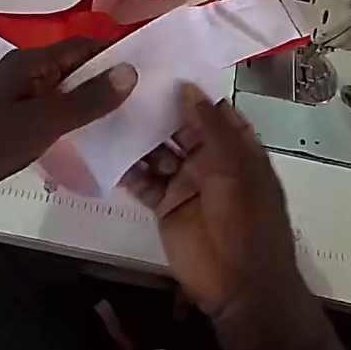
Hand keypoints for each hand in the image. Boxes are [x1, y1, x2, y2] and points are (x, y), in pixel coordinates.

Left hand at [0, 37, 136, 219]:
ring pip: (61, 93)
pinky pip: (47, 113)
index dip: (115, 50)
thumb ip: (87, 99)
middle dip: (107, 78)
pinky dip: (70, 120)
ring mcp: (12, 99)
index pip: (81, 46)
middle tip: (147, 94)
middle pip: (72, 67)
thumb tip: (131, 70)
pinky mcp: (6, 123)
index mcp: (28, 63)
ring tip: (127, 116)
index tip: (150, 62)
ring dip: (89, 101)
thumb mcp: (43, 121)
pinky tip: (88, 137)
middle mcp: (21, 74)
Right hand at [123, 84, 303, 318]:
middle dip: (157, 111)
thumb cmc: (246, 219)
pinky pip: (143, 182)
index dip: (191, 92)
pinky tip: (104, 152)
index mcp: (235, 149)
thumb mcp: (234, 167)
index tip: (162, 66)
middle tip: (123, 86)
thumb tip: (188, 88)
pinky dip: (127, 170)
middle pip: (180, 129)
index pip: (212, 112)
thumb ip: (211, 127)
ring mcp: (185, 183)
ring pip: (158, 153)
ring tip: (107, 113)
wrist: (239, 283)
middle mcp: (209, 161)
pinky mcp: (164, 205)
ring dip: (137, 138)